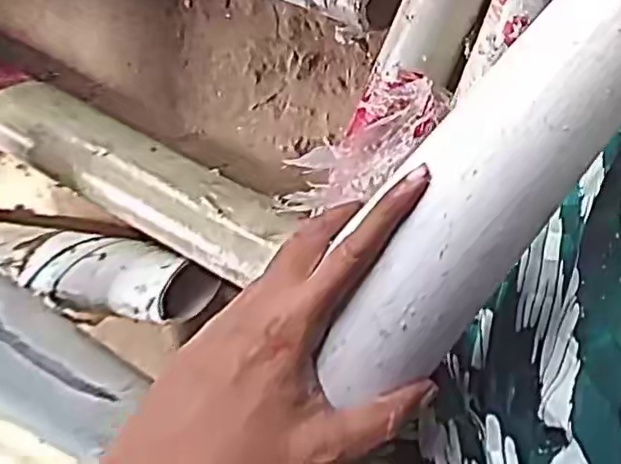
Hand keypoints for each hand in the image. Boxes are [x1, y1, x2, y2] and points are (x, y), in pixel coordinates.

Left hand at [105, 168, 433, 463]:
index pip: (352, 249)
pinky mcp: (201, 340)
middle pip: (311, 234)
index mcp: (288, 327)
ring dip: (319, 240)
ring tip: (344, 248)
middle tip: (381, 203)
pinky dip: (287, 274)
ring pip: (281, 257)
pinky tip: (294, 303)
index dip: (388, 210)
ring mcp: (223, 322)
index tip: (411, 183)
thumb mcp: (314, 450)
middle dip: (352, 210)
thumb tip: (420, 393)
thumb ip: (378, 418)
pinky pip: (255, 287)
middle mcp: (253, 312)